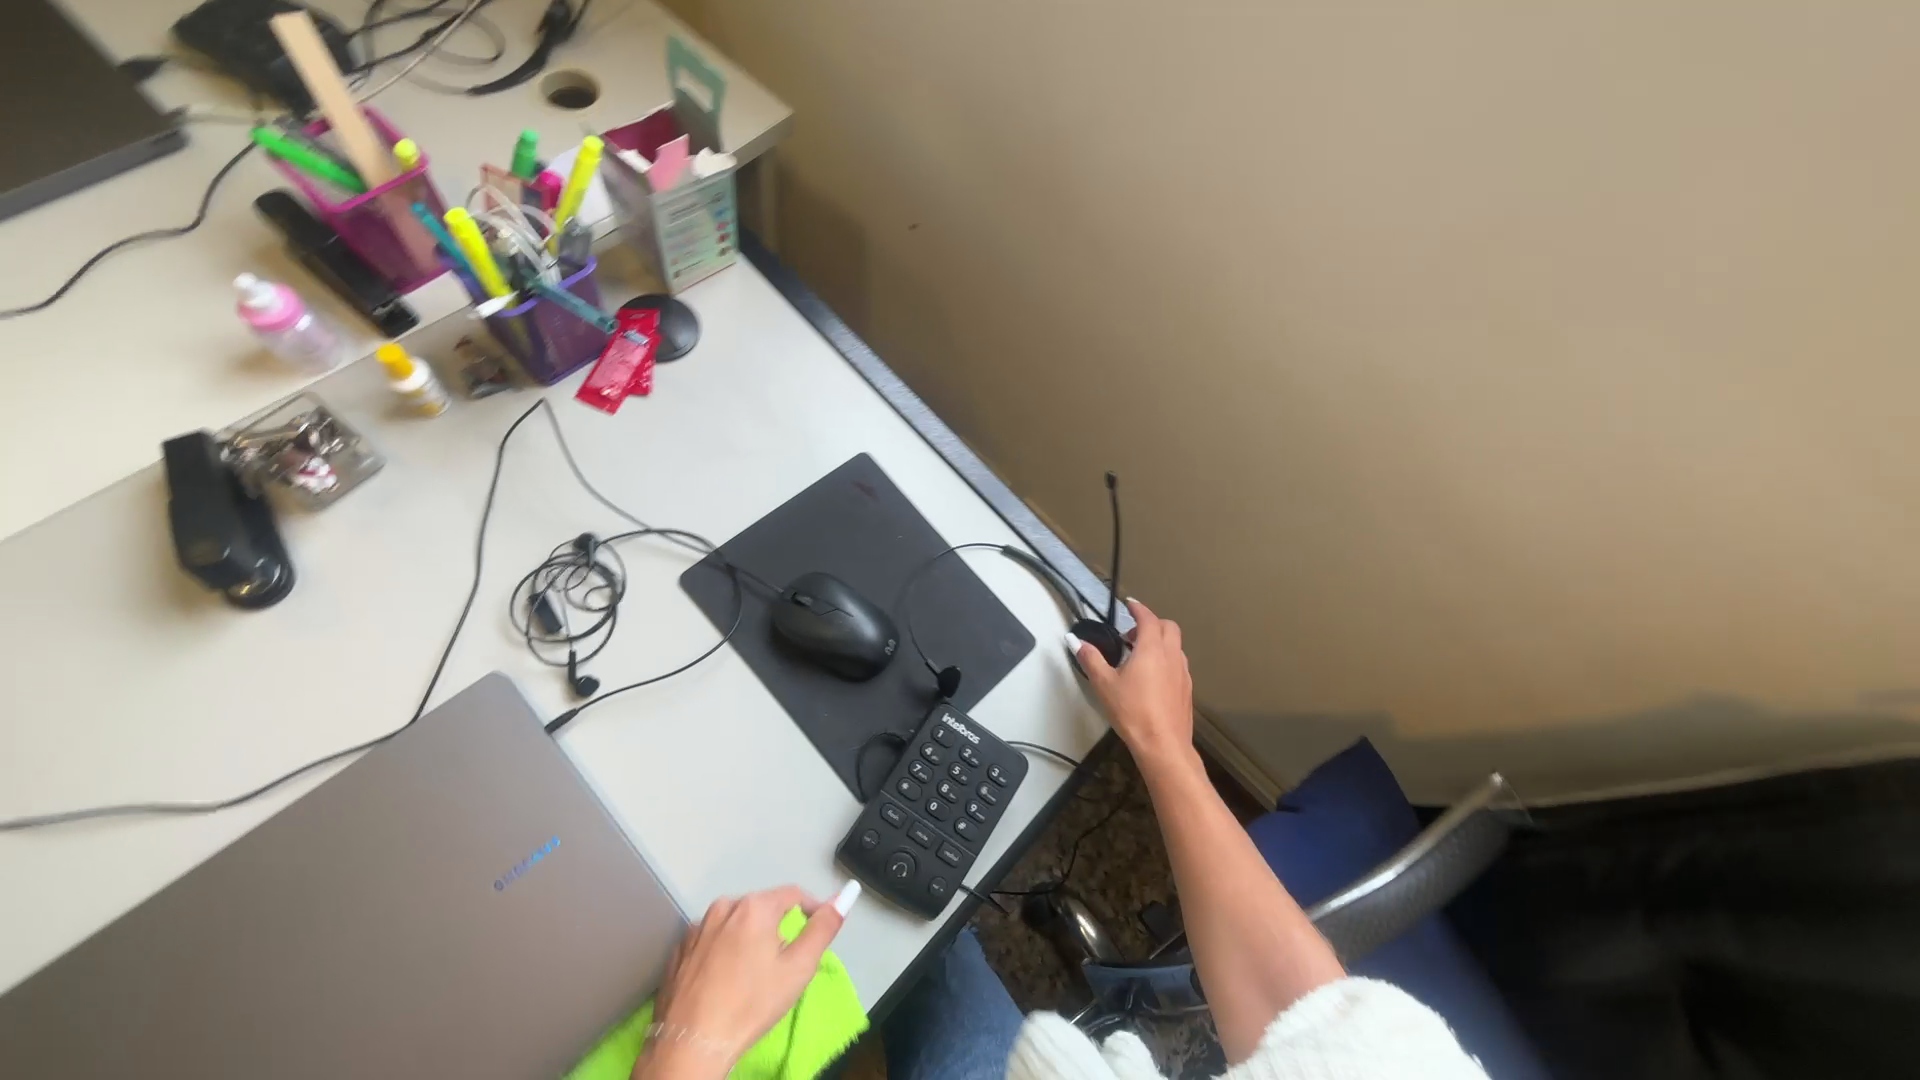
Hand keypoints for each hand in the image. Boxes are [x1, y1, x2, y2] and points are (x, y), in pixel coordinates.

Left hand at [642, 886, 846, 1078]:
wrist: (693, 1043)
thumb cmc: (752, 1004)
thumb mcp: (799, 967)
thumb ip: (824, 928)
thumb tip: (843, 898)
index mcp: (755, 907)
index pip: (793, 894)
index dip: (811, 909)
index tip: (817, 930)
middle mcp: (724, 907)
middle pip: (762, 908)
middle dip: (777, 928)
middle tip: (783, 963)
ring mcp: (697, 928)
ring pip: (735, 923)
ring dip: (748, 938)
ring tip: (752, 975)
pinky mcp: (679, 950)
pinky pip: (711, 940)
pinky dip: (722, 951)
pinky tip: (724, 981)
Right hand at [1071, 599, 1194, 769]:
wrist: (1163, 744)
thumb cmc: (1132, 711)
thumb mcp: (1104, 684)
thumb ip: (1090, 659)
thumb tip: (1075, 641)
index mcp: (1151, 649)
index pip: (1148, 618)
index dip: (1139, 609)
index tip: (1130, 604)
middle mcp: (1171, 656)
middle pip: (1168, 627)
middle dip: (1151, 623)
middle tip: (1131, 635)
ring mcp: (1183, 673)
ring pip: (1175, 646)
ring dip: (1160, 642)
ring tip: (1139, 656)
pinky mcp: (1187, 689)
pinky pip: (1178, 664)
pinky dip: (1166, 659)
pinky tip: (1152, 678)